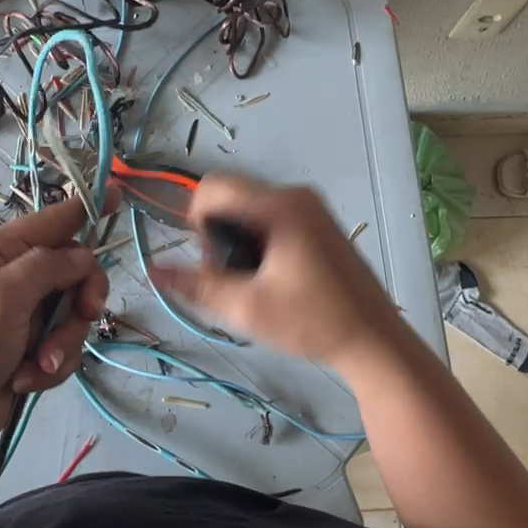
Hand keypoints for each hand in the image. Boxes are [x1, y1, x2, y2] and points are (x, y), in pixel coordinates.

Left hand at [0, 197, 109, 443]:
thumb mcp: (1, 296)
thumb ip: (47, 267)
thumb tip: (81, 255)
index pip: (50, 221)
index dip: (84, 209)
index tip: (117, 196)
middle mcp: (14, 279)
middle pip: (74, 271)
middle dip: (83, 298)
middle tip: (87, 313)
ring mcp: (24, 317)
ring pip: (74, 316)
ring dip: (63, 343)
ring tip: (39, 365)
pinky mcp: (31, 351)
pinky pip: (64, 348)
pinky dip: (51, 366)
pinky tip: (26, 380)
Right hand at [151, 172, 402, 367]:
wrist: (374, 339)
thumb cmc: (312, 322)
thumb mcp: (247, 309)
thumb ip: (196, 286)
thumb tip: (152, 271)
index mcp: (279, 206)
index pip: (214, 187)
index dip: (195, 218)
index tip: (206, 258)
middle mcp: (295, 195)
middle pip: (231, 196)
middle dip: (217, 233)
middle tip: (230, 277)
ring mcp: (311, 207)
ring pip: (248, 209)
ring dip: (237, 239)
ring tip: (251, 281)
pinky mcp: (318, 222)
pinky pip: (270, 217)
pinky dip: (258, 240)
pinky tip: (270, 277)